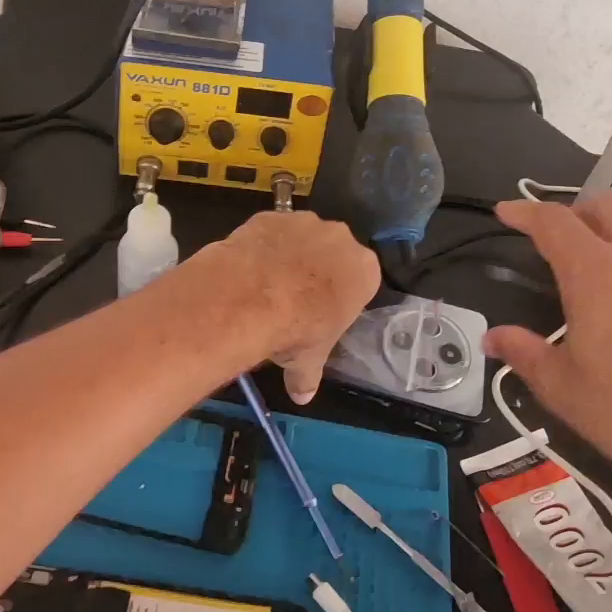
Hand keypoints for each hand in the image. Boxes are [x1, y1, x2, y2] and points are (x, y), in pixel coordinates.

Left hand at [185, 211, 379, 403]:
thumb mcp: (307, 361)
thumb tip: (302, 397)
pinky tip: (248, 267)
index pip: (360, 282)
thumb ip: (307, 377)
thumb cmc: (295, 330)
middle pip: (332, 254)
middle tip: (293, 299)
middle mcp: (340, 238)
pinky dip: (262, 245)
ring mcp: (305, 222)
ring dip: (289, 255)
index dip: (340, 298)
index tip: (320, 313)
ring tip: (265, 284)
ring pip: (301, 238)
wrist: (251, 296)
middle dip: (317, 272)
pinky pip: (270, 231)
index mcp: (363, 271)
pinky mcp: (271, 214)